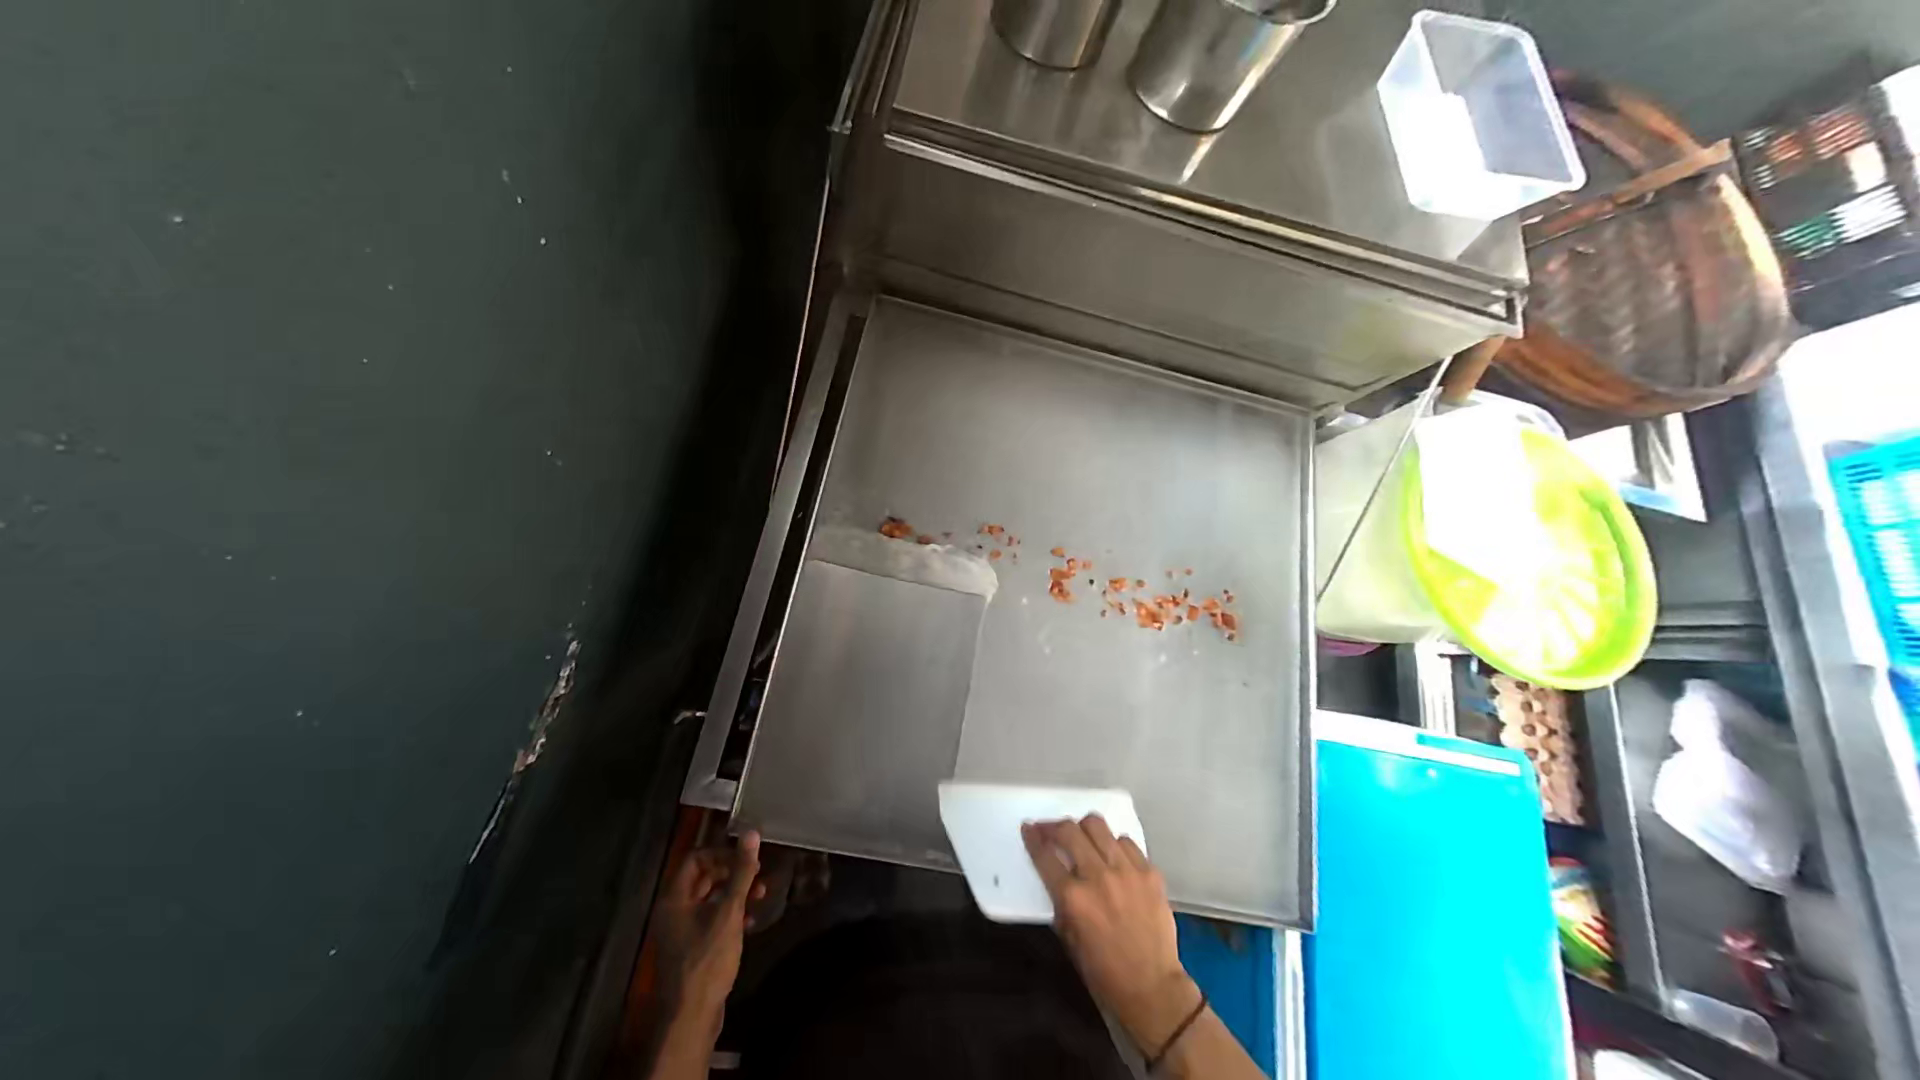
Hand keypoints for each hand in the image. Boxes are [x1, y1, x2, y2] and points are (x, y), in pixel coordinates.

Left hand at [652, 831, 763, 1024]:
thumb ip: (741, 872)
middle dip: (732, 873)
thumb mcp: (729, 911)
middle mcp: (673, 910)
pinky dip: (730, 915)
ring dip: (735, 894)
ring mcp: (681, 931)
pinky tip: (749, 922)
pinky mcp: (691, 948)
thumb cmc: (708, 958)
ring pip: (709, 899)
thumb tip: (751, 833)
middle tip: (758, 876)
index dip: (722, 854)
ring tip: (760, 897)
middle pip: (703, 878)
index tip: (747, 860)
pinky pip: (710, 919)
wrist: (692, 1015)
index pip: (696, 858)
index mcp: (674, 898)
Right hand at [1023, 816, 1200, 1052]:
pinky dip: (1114, 845)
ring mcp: (1127, 871)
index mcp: (1073, 898)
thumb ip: (1060, 899)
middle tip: (1050, 831)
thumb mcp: (1067, 936)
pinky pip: (1126, 842)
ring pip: (1098, 826)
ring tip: (1083, 839)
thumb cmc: (1102, 970)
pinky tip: (1112, 858)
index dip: (1033, 837)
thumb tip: (1056, 872)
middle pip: (1069, 831)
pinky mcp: (1150, 872)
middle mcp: (1098, 876)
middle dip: (1054, 827)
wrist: (1151, 987)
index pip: (1045, 855)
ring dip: (1084, 830)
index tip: (1028, 828)